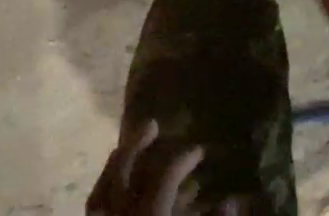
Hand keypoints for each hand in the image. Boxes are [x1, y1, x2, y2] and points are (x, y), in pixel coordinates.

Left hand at [88, 120, 234, 215]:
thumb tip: (234, 200)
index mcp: (151, 214)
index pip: (165, 176)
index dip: (183, 159)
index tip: (199, 149)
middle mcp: (124, 213)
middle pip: (124, 170)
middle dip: (137, 143)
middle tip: (153, 123)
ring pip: (104, 187)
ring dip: (118, 162)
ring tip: (129, 145)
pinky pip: (95, 206)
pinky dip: (103, 187)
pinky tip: (113, 180)